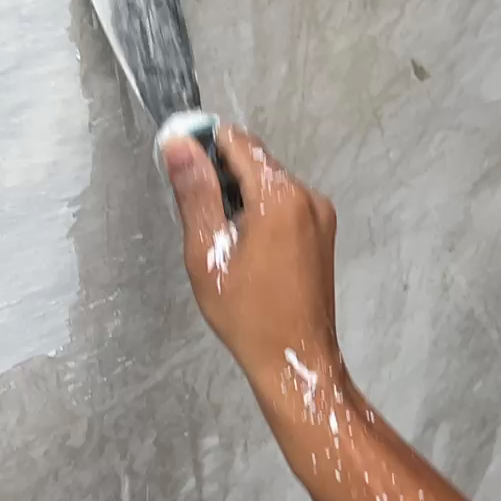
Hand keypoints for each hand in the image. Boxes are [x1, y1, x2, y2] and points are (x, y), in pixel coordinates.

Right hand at [162, 124, 340, 392]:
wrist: (295, 360)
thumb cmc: (246, 313)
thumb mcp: (207, 252)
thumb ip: (195, 192)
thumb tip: (178, 144)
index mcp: (279, 196)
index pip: (237, 141)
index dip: (203, 145)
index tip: (179, 167)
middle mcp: (307, 195)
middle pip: (254, 161)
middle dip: (220, 176)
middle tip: (197, 217)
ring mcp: (320, 214)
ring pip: (268, 182)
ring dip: (239, 196)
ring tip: (219, 241)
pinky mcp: (322, 231)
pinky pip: (284, 203)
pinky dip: (259, 211)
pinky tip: (243, 247)